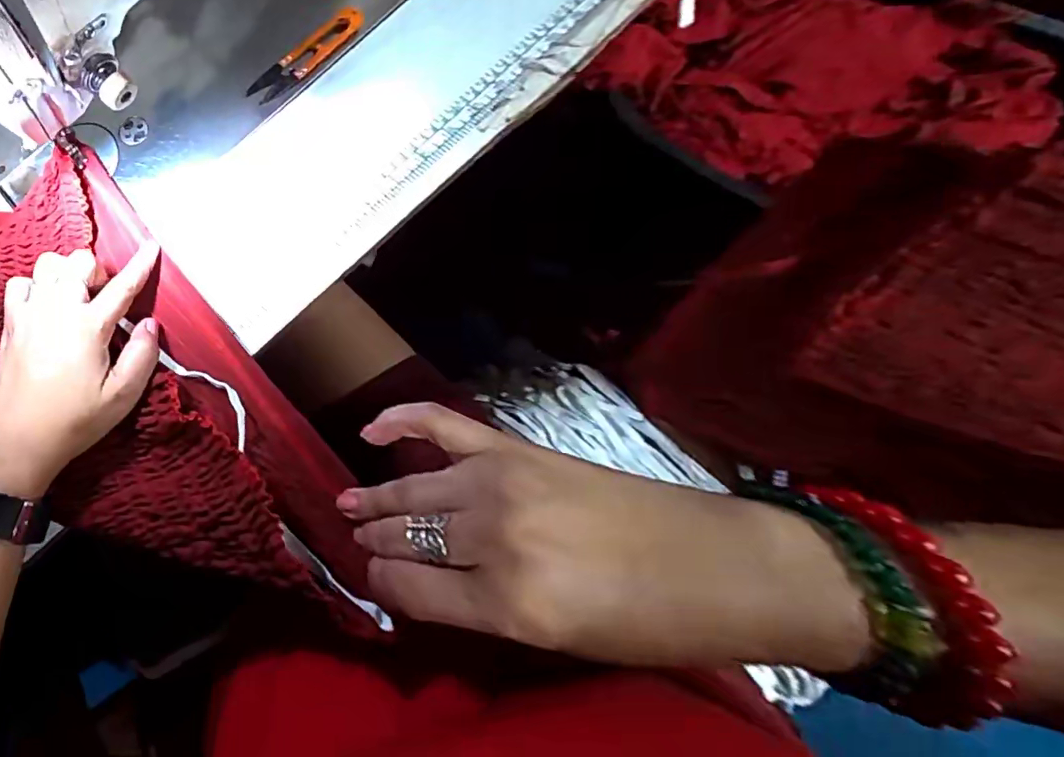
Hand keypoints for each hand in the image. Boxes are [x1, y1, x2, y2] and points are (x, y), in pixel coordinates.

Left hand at [0, 244, 160, 499]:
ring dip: (68, 272)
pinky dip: (37, 285)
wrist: (17, 441)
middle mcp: (56, 310)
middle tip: (107, 297)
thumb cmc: (73, 421)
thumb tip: (150, 323)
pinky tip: (47, 304)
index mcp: (88, 327)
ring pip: (49, 264)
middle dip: (100, 270)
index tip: (152, 245)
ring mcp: (29, 313)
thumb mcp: (121, 397)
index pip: (122, 286)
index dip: (141, 264)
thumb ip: (142, 355)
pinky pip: (21, 283)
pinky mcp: (11, 323)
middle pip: (80, 261)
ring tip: (78, 296)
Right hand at [337, 403, 871, 671]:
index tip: (370, 582)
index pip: (411, 590)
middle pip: (407, 537)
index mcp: (508, 603)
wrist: (713, 561)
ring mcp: (499, 481)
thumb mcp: (557, 642)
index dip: (383, 586)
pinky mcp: (510, 447)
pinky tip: (371, 430)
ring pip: (413, 490)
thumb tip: (414, 587)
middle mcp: (493, 536)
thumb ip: (478, 612)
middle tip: (355, 544)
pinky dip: (400, 421)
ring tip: (350, 506)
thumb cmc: (643, 622)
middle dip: (375, 543)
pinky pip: (439, 425)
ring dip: (377, 500)